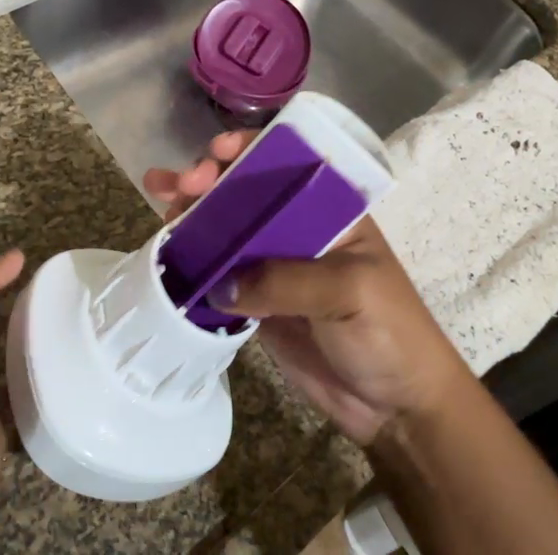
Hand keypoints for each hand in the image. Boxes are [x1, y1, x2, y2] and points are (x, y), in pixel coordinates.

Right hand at [144, 137, 470, 445]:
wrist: (397, 407)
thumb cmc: (389, 333)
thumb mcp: (349, 292)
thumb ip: (285, 280)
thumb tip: (221, 284)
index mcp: (331, 211)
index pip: (285, 164)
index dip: (249, 150)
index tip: (216, 151)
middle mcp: (298, 229)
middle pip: (246, 191)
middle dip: (210, 178)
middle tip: (181, 187)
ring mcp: (274, 265)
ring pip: (225, 226)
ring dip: (192, 210)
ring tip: (160, 202)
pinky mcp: (257, 301)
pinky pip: (218, 271)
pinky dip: (190, 257)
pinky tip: (163, 246)